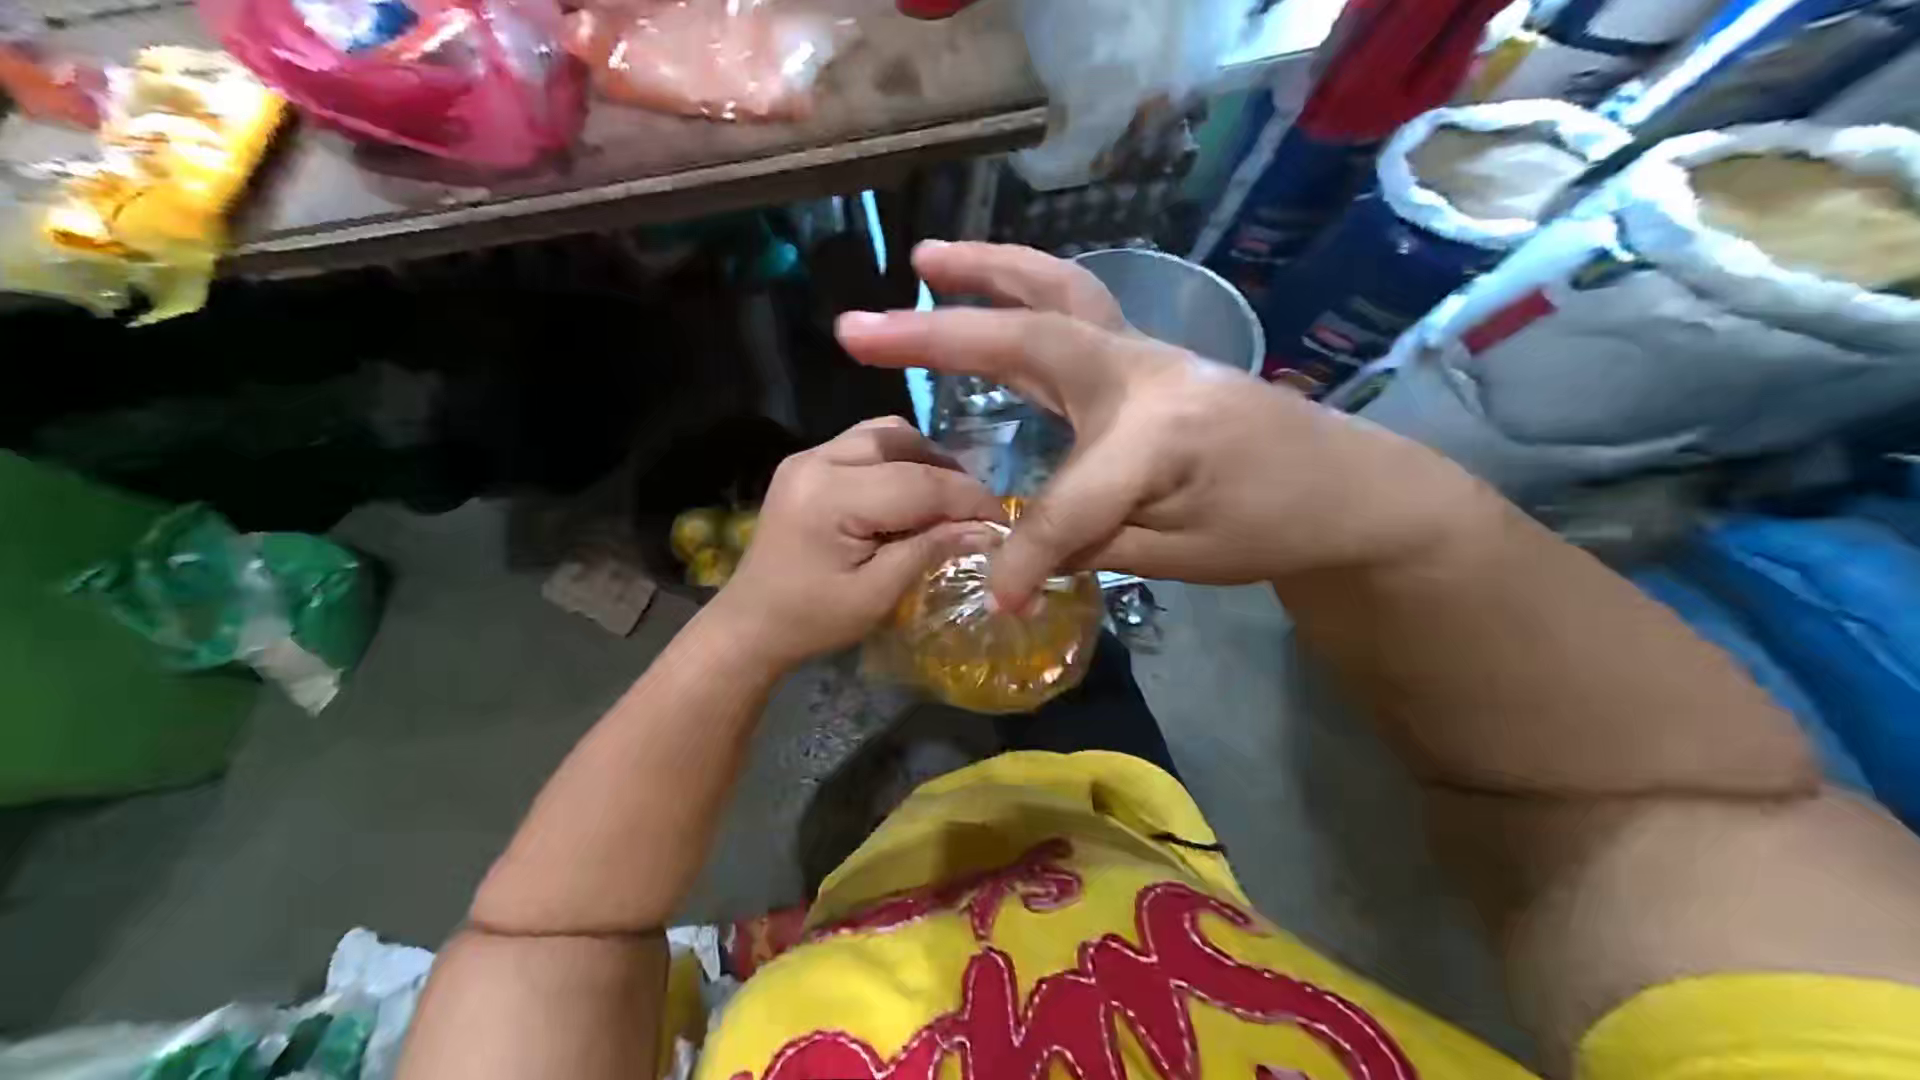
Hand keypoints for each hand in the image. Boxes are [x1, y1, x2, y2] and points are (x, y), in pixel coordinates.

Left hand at [709, 417, 1006, 669]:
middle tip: (975, 510)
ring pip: (886, 434)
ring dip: (924, 459)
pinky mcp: (807, 463)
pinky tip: (911, 491)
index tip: (1002, 520)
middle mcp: (816, 461)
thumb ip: (931, 550)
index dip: (968, 499)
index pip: (918, 483)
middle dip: (949, 474)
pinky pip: (866, 443)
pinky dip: (898, 460)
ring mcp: (808, 456)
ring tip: (946, 499)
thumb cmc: (813, 619)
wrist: (751, 623)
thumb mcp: (878, 593)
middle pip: (902, 443)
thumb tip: (988, 529)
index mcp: (830, 496)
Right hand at [836, 241, 1495, 609]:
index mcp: (1159, 435)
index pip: (1066, 502)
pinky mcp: (1144, 355)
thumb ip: (1087, 543)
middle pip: (1030, 335)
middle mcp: (1145, 374)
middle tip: (860, 329)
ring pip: (1056, 294)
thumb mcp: (1177, 557)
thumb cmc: (1268, 525)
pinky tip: (990, 296)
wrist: (1343, 484)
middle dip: (939, 334)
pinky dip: (1023, 294)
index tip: (1000, 598)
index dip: (1027, 556)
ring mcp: (1146, 352)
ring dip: (985, 272)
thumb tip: (1013, 559)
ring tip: (927, 261)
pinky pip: (1074, 311)